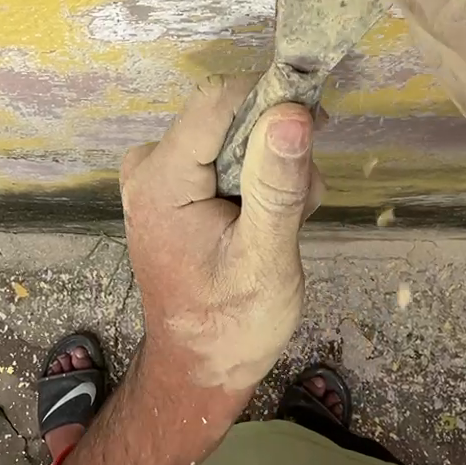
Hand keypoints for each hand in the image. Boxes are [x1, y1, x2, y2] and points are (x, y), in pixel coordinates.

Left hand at [119, 78, 321, 390]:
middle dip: (273, 145)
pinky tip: (262, 218)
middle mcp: (148, 164)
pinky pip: (219, 152)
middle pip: (226, 116)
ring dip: (267, 166)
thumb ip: (277, 184)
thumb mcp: (266, 260)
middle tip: (302, 198)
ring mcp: (155, 172)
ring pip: (229, 133)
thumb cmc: (231, 324)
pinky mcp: (169, 182)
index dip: (269, 99)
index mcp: (160, 179)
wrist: (199, 365)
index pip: (217, 100)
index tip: (316, 121)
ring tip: (282, 222)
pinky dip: (251, 176)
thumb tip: (291, 111)